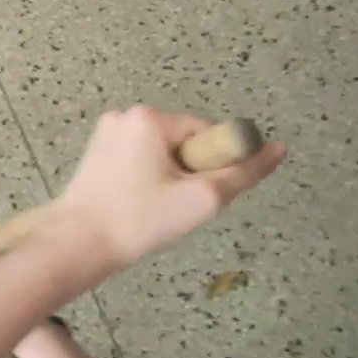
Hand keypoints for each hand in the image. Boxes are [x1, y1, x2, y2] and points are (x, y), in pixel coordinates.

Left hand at [49, 106, 284, 269]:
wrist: (80, 241)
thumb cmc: (141, 219)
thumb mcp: (203, 198)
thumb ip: (244, 172)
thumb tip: (278, 148)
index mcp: (148, 117)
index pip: (206, 132)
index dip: (213, 164)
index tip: (198, 193)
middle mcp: (124, 115)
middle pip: (183, 140)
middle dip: (190, 171)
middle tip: (176, 205)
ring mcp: (106, 132)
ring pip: (162, 152)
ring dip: (170, 176)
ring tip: (155, 206)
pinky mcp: (97, 151)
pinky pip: (140, 158)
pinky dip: (149, 178)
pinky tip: (138, 202)